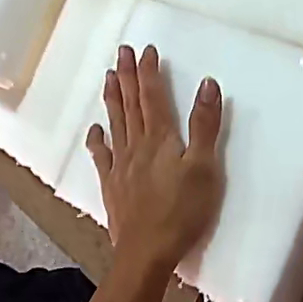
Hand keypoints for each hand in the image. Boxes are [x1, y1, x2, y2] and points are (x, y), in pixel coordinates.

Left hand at [84, 45, 223, 274]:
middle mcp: (136, 146)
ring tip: (108, 77)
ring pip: (116, 124)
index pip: (154, 97)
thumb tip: (207, 84)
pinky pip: (101, 156)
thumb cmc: (183, 211)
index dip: (150, 73)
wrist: (148, 250)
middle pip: (131, 105)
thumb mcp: (204, 167)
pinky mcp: (113, 186)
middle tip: (122, 52)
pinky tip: (95, 130)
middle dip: (127, 77)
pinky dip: (97, 140)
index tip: (146, 50)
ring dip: (113, 99)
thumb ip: (205, 126)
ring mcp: (121, 166)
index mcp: (160, 139)